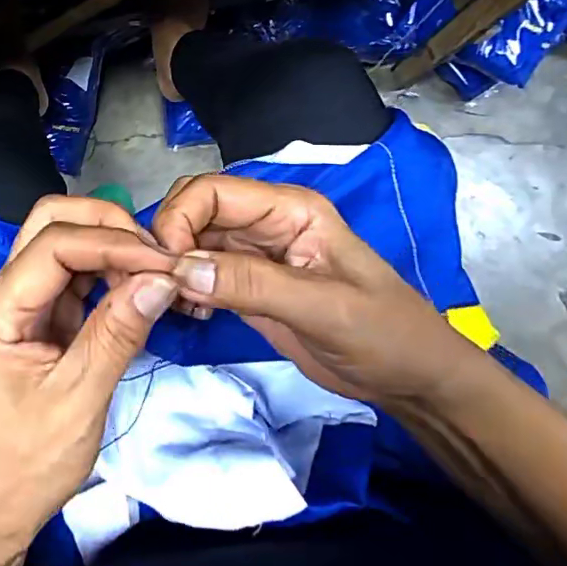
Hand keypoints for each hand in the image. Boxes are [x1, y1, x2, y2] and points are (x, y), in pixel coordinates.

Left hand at [0, 199, 178, 549]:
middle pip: (53, 222)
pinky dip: (114, 267)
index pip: (55, 245)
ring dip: (114, 243)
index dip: (113, 243)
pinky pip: (81, 269)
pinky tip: (140, 283)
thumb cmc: (31, 461)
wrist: (2, 504)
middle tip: (156, 254)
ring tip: (155, 270)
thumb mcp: (79, 399)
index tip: (163, 263)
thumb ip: (118, 333)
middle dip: (108, 225)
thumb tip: (162, 279)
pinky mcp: (46, 311)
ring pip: (68, 238)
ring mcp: (25, 299)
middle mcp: (4, 292)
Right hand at [151, 174, 479, 406]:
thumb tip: (179, 269)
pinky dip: (186, 288)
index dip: (180, 220)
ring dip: (174, 268)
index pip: (214, 191)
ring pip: (195, 243)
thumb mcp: (323, 308)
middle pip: (197, 211)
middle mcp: (269, 222)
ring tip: (170, 305)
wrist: (409, 374)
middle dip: (169, 242)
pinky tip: (189, 313)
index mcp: (291, 208)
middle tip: (157, 287)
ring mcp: (259, 255)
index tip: (165, 268)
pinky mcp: (252, 287)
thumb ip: (253, 285)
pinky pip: (205, 275)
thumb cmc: (383, 332)